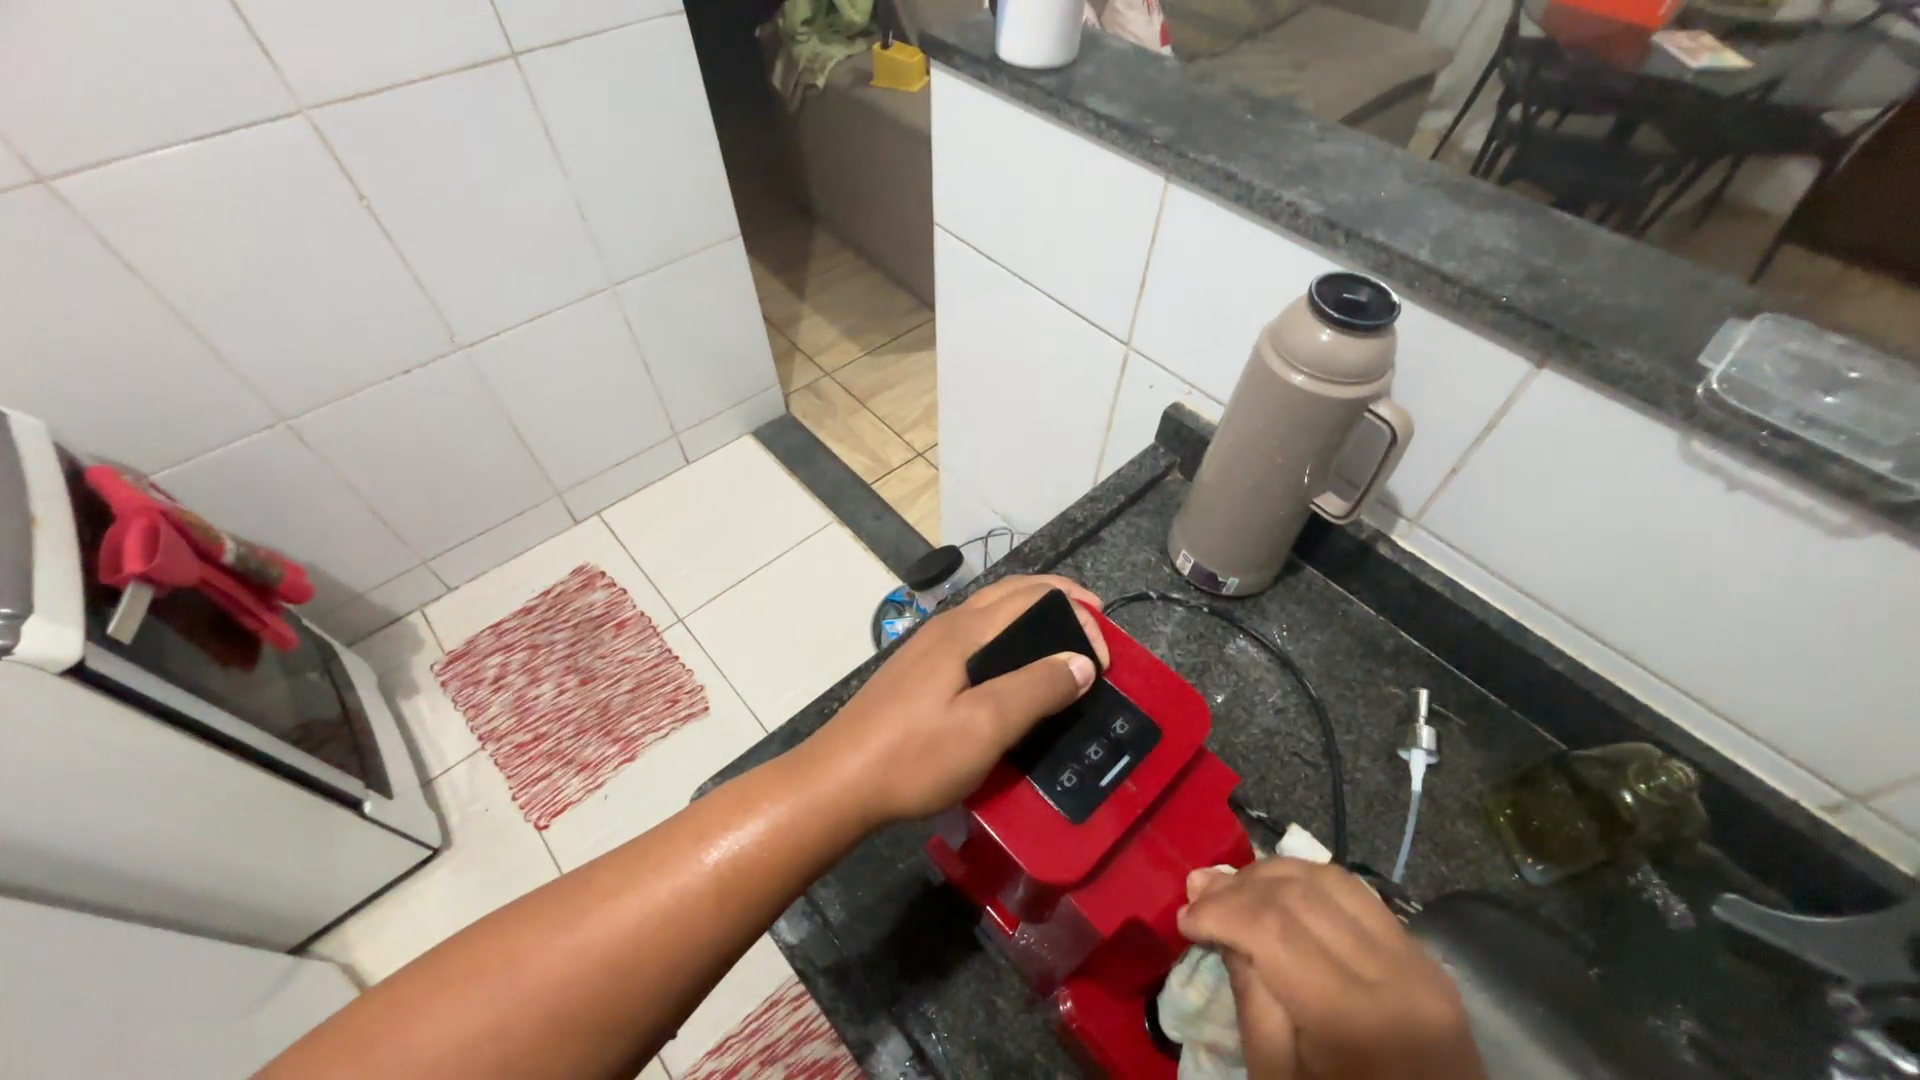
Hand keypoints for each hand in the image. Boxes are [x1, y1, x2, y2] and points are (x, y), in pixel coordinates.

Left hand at [802, 574, 1108, 824]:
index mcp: (966, 631)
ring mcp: (928, 645)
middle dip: (1058, 598)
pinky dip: (1008, 634)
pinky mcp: (918, 669)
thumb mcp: (985, 728)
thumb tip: (1082, 661)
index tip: (1104, 659)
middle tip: (1096, 620)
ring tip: (1063, 639)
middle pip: (1012, 592)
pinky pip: (975, 633)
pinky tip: (1012, 666)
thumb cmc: (914, 757)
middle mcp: (948, 625)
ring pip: (991, 610)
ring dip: (1032, 612)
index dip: (1077, 615)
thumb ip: (1036, 689)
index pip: (1035, 597)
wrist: (838, 782)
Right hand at [1178, 860, 1485, 1079]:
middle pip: (1300, 894)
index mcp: (1353, 1019)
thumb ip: (1253, 1004)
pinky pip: (1361, 898)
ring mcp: (1419, 963)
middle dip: (1239, 886)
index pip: (1271, 926)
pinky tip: (1280, 893)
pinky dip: (1311, 884)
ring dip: (1273, 874)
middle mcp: (1394, 974)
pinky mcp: (1427, 961)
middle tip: (1197, 891)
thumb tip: (1225, 931)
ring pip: (1331, 880)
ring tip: (1233, 886)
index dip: (1219, 911)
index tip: (1183, 920)